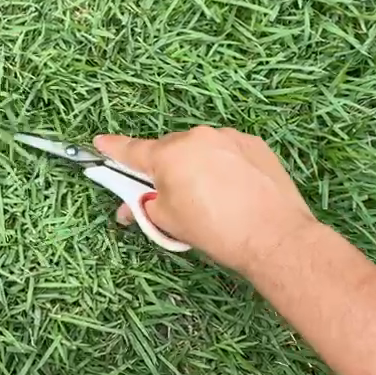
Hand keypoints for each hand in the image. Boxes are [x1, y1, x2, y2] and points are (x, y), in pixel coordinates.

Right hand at [96, 127, 321, 273]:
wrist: (276, 237)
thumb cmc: (214, 230)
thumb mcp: (167, 222)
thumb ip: (143, 208)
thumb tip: (129, 209)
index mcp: (168, 155)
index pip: (130, 150)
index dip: (112, 148)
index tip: (100, 142)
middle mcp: (195, 138)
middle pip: (167, 150)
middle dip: (164, 169)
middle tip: (172, 196)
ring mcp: (227, 137)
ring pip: (198, 148)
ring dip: (195, 165)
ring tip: (210, 196)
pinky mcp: (253, 144)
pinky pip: (226, 150)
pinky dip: (222, 165)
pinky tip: (233, 190)